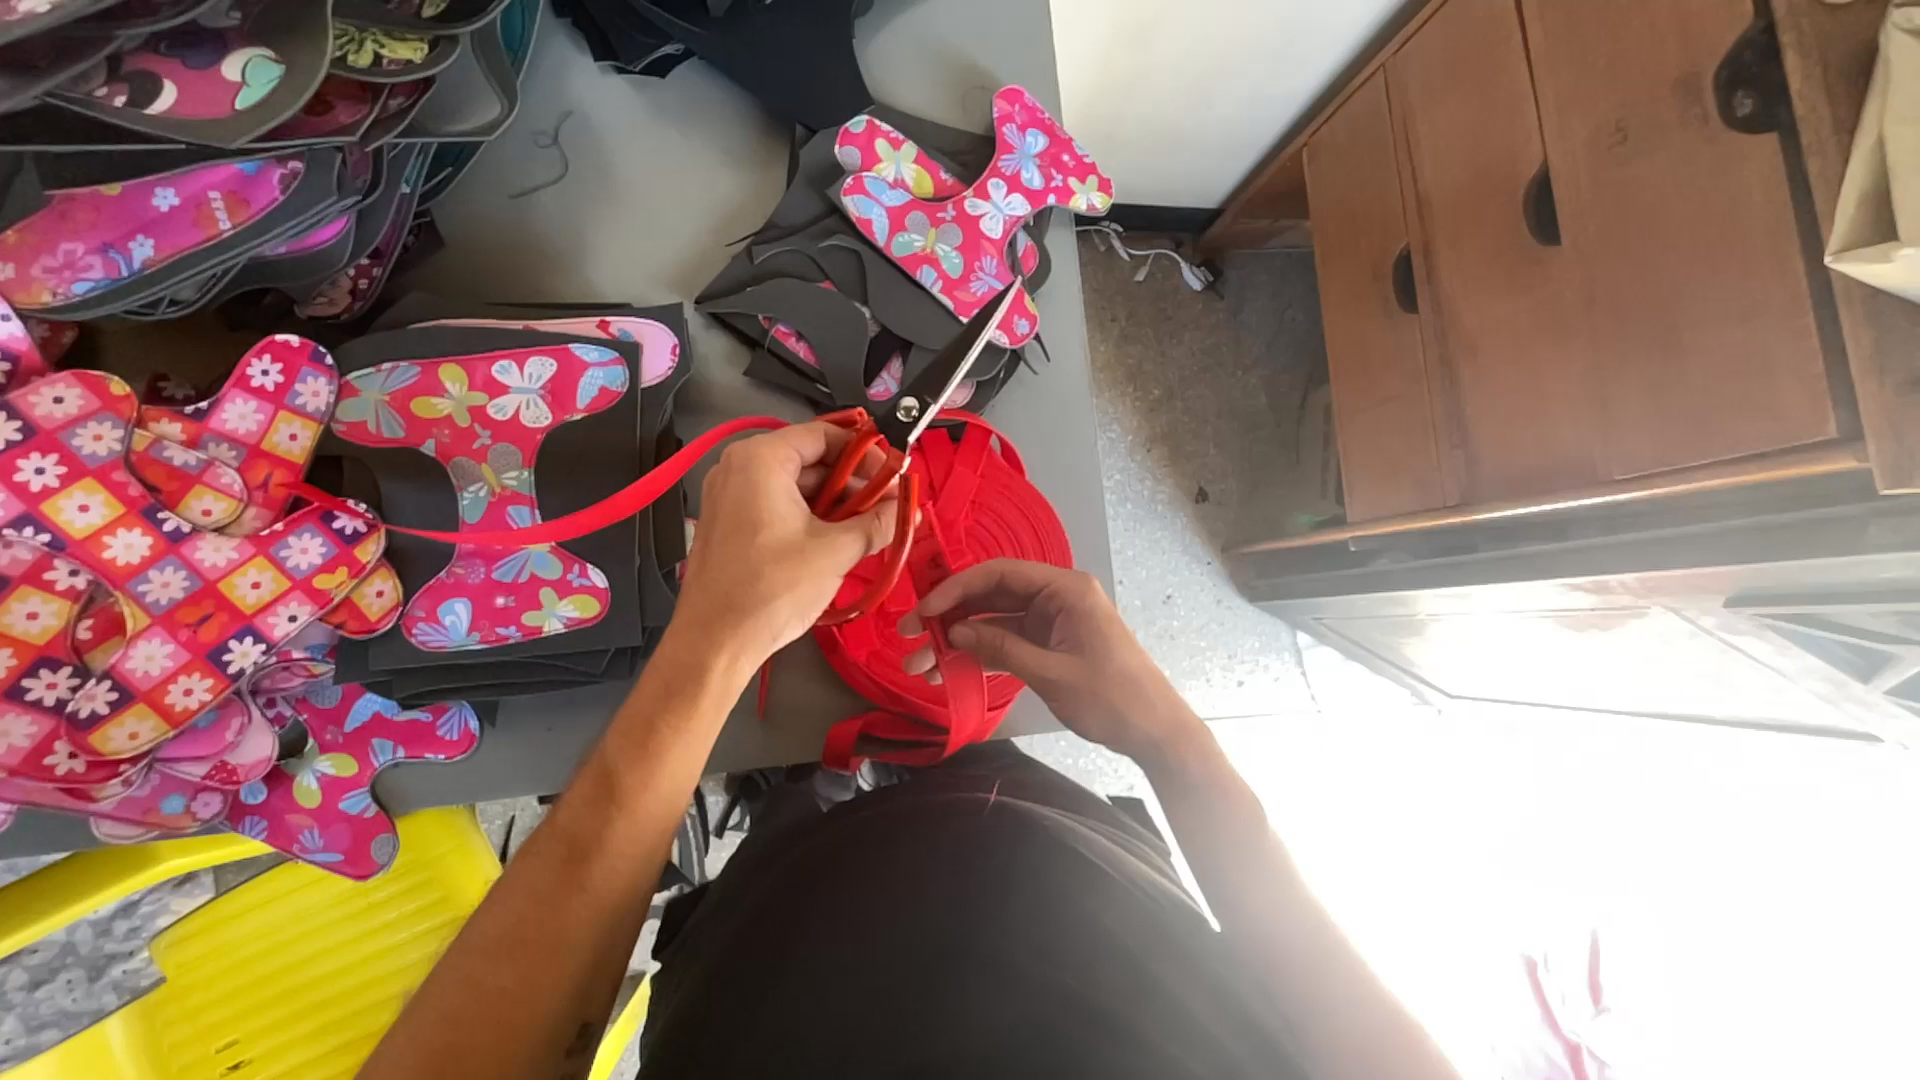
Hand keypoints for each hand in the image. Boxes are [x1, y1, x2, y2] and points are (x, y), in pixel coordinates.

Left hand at [672, 422, 897, 676]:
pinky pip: (778, 504)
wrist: (715, 642)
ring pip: (796, 484)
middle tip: (888, 507)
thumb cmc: (773, 588)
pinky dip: (810, 516)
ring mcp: (730, 495)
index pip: (825, 434)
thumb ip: (877, 523)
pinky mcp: (729, 522)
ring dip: (835, 503)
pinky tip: (837, 541)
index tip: (895, 475)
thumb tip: (907, 510)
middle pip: (811, 458)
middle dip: (854, 482)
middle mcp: (739, 467)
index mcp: (761, 459)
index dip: (866, 452)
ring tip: (869, 529)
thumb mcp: (835, 551)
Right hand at [905, 559, 1203, 764]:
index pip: (1000, 573)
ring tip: (920, 663)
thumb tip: (954, 631)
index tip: (924, 610)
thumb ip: (1002, 647)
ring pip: (993, 619)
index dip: (957, 588)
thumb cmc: (1113, 697)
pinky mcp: (1048, 644)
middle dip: (949, 615)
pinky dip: (978, 653)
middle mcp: (1056, 596)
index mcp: (1065, 589)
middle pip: (992, 594)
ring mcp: (1051, 621)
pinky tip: (947, 668)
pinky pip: (1006, 640)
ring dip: (958, 639)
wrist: (1155, 730)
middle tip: (909, 637)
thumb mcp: (1053, 673)